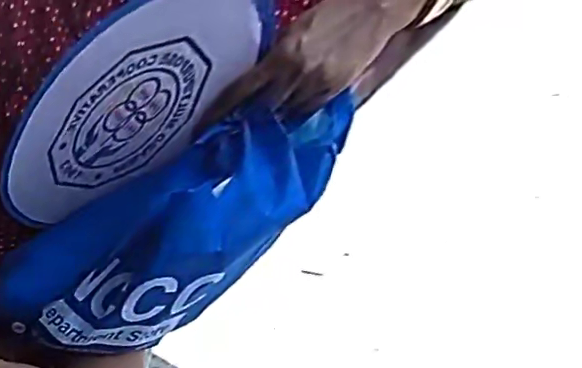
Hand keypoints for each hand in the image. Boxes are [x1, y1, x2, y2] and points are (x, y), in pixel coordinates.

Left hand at [204, 0, 421, 121]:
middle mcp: (295, 74)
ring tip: (247, 137)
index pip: (237, 93)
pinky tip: (277, 128)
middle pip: (256, 112)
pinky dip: (287, 122)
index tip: (199, 132)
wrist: (383, 2)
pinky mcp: (333, 90)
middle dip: (238, 127)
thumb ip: (268, 62)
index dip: (215, 116)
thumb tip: (244, 91)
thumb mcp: (293, 33)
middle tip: (220, 140)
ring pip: (278, 118)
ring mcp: (315, 84)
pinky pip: (303, 115)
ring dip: (262, 129)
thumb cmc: (333, 13)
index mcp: (280, 56)